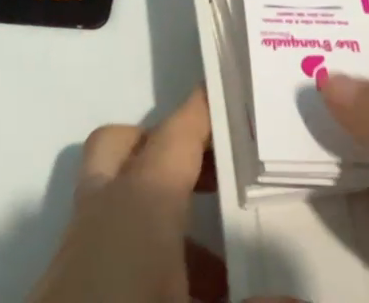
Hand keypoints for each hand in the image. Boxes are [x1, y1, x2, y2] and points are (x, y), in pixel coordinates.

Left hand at [29, 90, 298, 302]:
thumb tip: (300, 298)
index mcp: (140, 201)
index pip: (176, 133)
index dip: (204, 109)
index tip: (233, 87)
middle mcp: (104, 207)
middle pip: (128, 145)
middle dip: (171, 148)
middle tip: (222, 171)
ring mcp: (79, 242)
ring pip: (116, 194)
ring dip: (161, 205)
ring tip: (221, 254)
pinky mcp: (68, 277)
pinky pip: (109, 238)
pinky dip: (144, 244)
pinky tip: (186, 289)